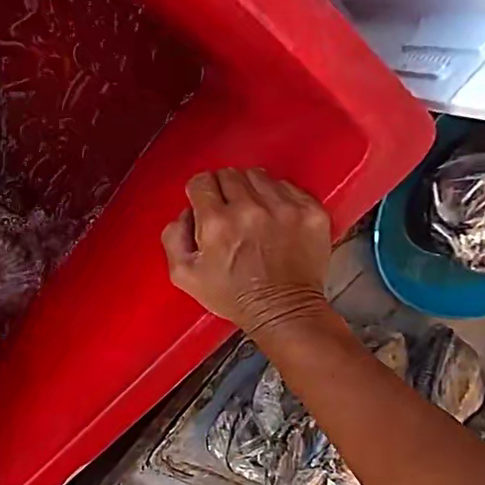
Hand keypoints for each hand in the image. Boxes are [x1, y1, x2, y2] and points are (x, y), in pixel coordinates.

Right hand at [160, 168, 333, 339]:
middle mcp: (251, 209)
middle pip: (229, 174)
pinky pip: (287, 185)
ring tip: (250, 211)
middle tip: (226, 209)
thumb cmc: (231, 295)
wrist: (283, 310)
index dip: (198, 191)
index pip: (202, 181)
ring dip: (249, 188)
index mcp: (216, 222)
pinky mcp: (311, 212)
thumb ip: (173, 236)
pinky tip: (273, 215)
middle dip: (222, 188)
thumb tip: (186, 212)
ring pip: (258, 175)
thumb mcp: (182, 274)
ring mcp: (285, 208)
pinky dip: (276, 195)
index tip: (203, 203)